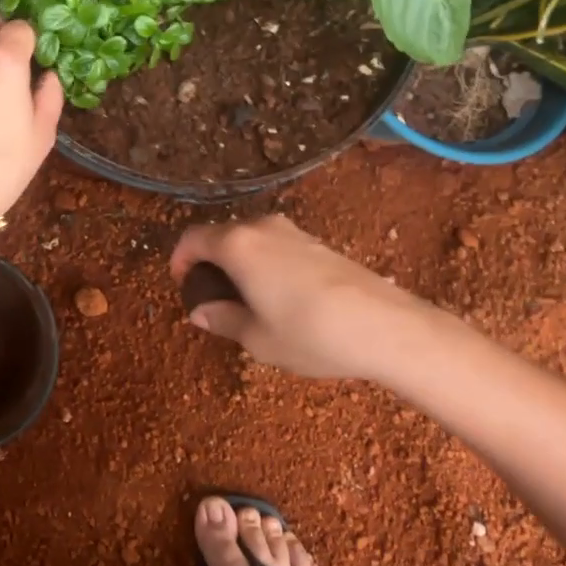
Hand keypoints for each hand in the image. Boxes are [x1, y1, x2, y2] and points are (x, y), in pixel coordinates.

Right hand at [169, 215, 441, 381]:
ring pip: (250, 239)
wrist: (386, 326)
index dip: (179, 260)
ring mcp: (293, 231)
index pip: (192, 238)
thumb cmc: (310, 333)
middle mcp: (260, 227)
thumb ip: (223, 319)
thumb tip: (201, 312)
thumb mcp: (258, 338)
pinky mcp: (318, 243)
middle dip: (209, 262)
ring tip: (245, 299)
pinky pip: (275, 245)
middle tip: (212, 297)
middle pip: (221, 235)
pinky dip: (264, 263)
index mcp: (236, 244)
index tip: (182, 286)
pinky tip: (280, 297)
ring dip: (238, 262)